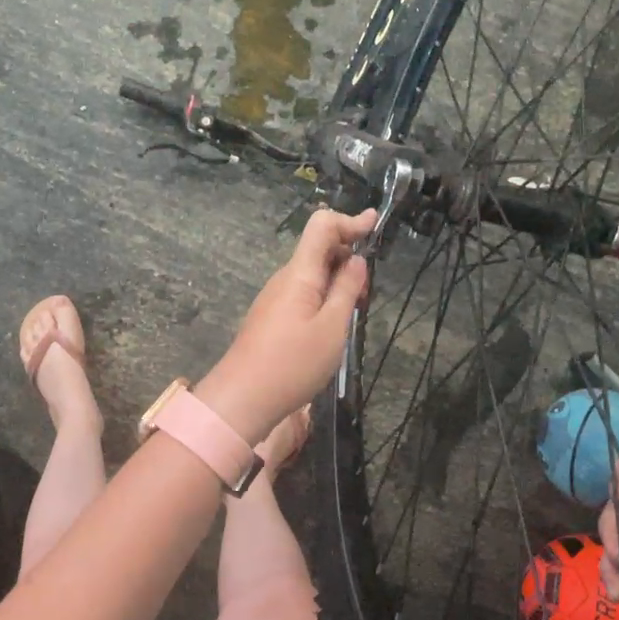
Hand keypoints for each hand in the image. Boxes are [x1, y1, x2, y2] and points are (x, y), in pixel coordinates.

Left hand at [195, 208, 376, 442]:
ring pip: (313, 273)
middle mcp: (285, 278)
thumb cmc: (292, 364)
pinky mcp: (272, 316)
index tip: (375, 225)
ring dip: (338, 281)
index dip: (350, 221)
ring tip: (354, 313)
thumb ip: (347, 290)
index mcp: (300, 273)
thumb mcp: (332, 328)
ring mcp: (276, 297)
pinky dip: (324, 298)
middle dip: (349, 257)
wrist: (243, 398)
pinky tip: (332, 326)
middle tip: (368, 293)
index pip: (322, 225)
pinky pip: (303, 292)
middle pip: (319, 248)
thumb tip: (357, 259)